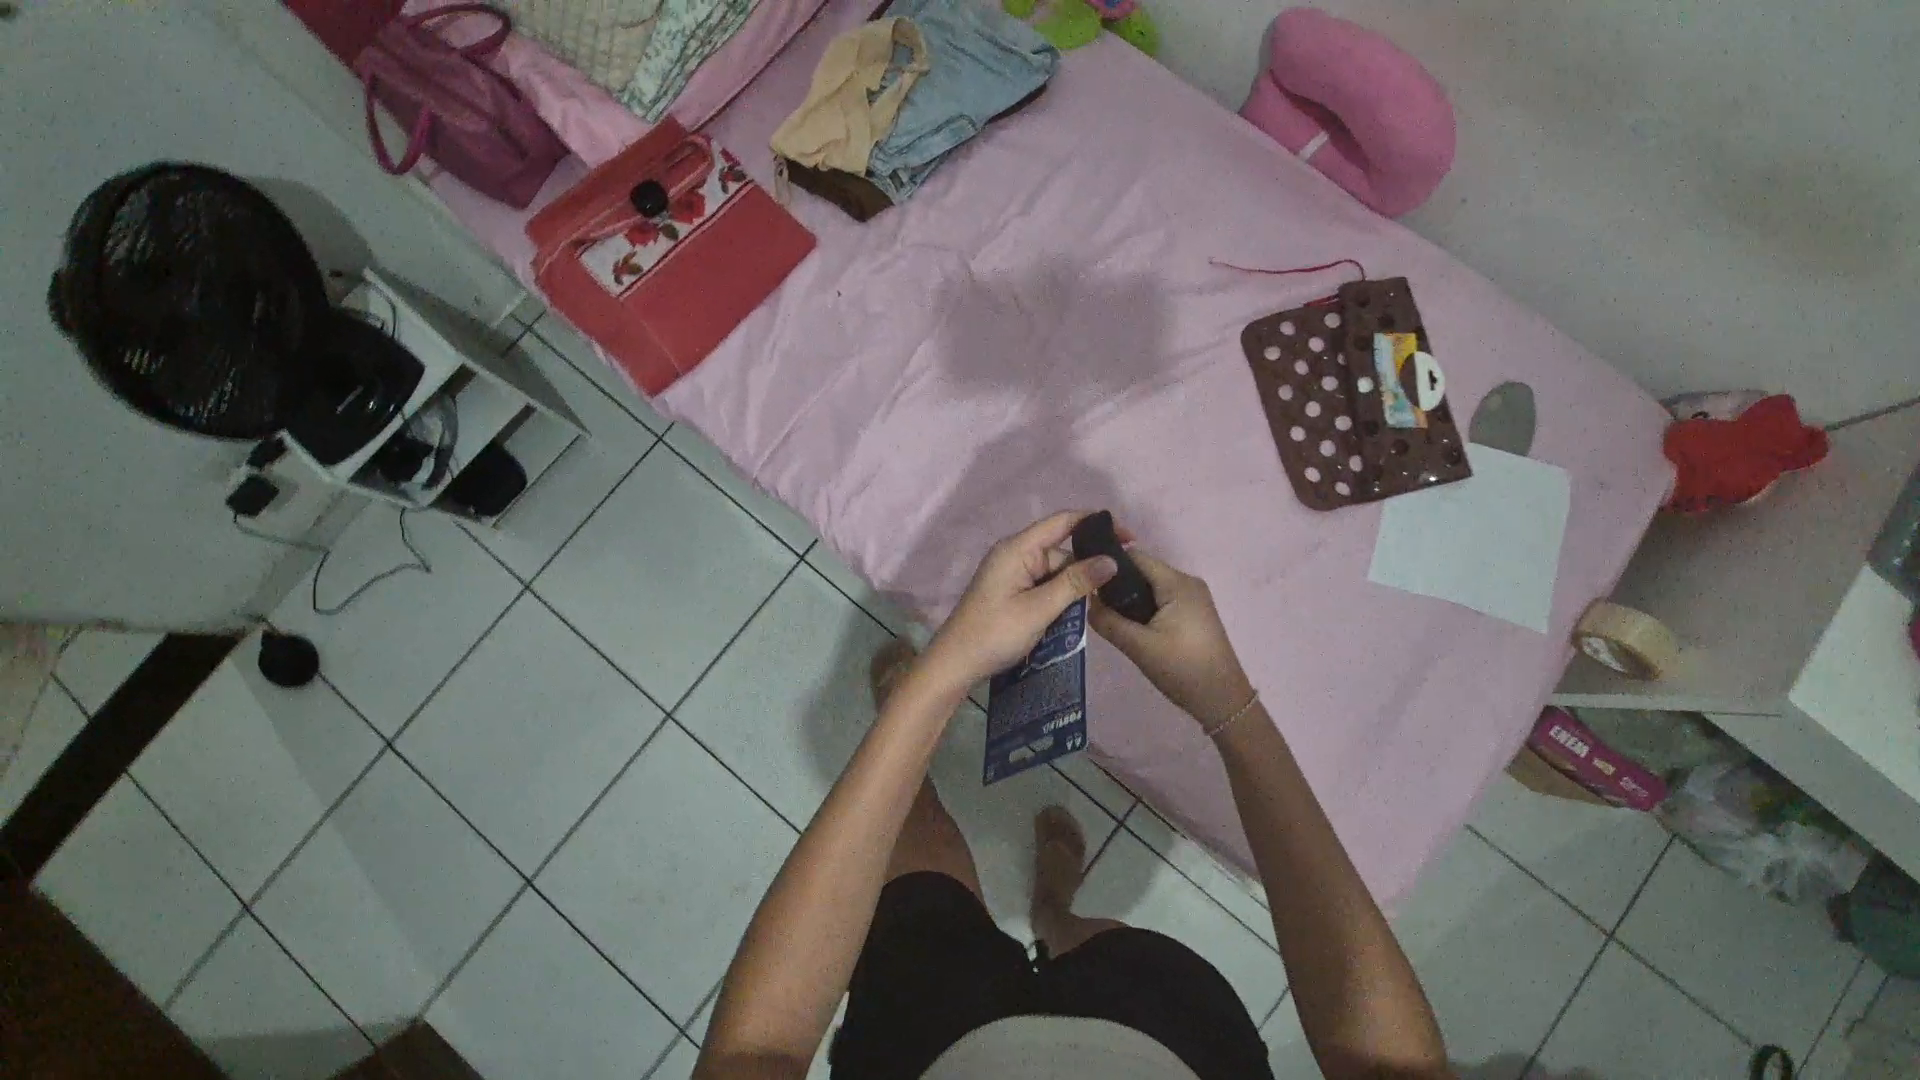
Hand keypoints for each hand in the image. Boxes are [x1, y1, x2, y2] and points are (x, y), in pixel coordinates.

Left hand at [921, 512, 1119, 691]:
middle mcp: (1016, 554)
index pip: (1063, 522)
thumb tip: (1111, 560)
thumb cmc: (995, 633)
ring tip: (1106, 601)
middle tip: (1121, 584)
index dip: (1096, 524)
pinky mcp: (1013, 592)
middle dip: (1089, 565)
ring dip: (1076, 586)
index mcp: (1018, 549)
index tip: (1128, 537)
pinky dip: (1062, 597)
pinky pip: (1045, 586)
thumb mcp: (1040, 608)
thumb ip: (1076, 583)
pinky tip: (1080, 612)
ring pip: (1056, 572)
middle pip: (1062, 550)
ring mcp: (1013, 574)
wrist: (956, 664)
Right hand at [1087, 548, 1254, 727]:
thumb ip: (1108, 621)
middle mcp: (1187, 582)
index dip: (1108, 564)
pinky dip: (1144, 607)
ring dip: (1130, 598)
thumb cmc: (1182, 669)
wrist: (1222, 700)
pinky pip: (1162, 599)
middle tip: (1094, 604)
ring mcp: (1193, 598)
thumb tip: (1086, 602)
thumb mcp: (1138, 647)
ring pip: (1151, 586)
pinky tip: (1131, 626)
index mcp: (1177, 583)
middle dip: (1117, 584)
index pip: (1135, 557)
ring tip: (1108, 617)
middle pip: (1143, 570)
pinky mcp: (1194, 613)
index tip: (1086, 579)